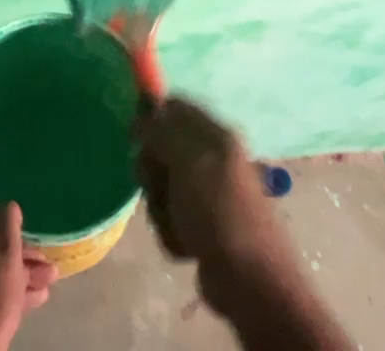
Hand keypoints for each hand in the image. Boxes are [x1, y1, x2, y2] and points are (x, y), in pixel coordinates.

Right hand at [134, 98, 300, 302]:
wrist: (249, 278)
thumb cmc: (219, 212)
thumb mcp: (188, 160)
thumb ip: (162, 130)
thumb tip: (143, 110)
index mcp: (217, 134)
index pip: (175, 107)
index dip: (151, 118)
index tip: (135, 138)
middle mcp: (214, 158)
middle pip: (162, 148)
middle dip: (154, 172)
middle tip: (161, 187)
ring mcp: (208, 192)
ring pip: (161, 185)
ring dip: (161, 206)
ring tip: (178, 223)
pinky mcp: (202, 221)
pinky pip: (170, 214)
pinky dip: (171, 228)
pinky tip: (185, 243)